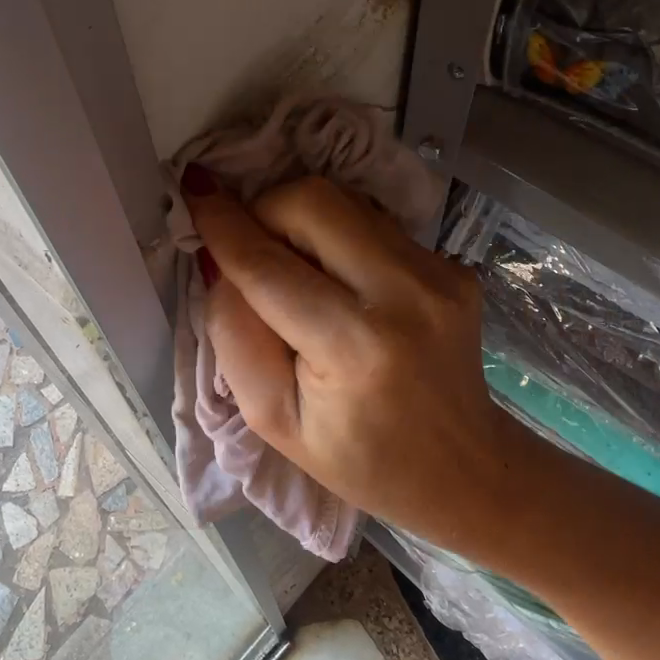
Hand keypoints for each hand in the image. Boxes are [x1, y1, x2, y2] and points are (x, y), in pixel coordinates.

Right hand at [182, 166, 532, 552]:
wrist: (465, 470)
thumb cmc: (358, 458)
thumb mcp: (272, 419)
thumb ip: (234, 336)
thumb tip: (220, 262)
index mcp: (354, 348)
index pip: (268, 266)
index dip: (223, 224)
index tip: (194, 189)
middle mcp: (404, 295)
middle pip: (312, 202)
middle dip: (266, 211)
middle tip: (253, 252)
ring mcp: (439, 274)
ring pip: (344, 201)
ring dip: (302, 222)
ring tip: (298, 273)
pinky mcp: (454, 265)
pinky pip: (374, 223)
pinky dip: (339, 239)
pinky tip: (343, 286)